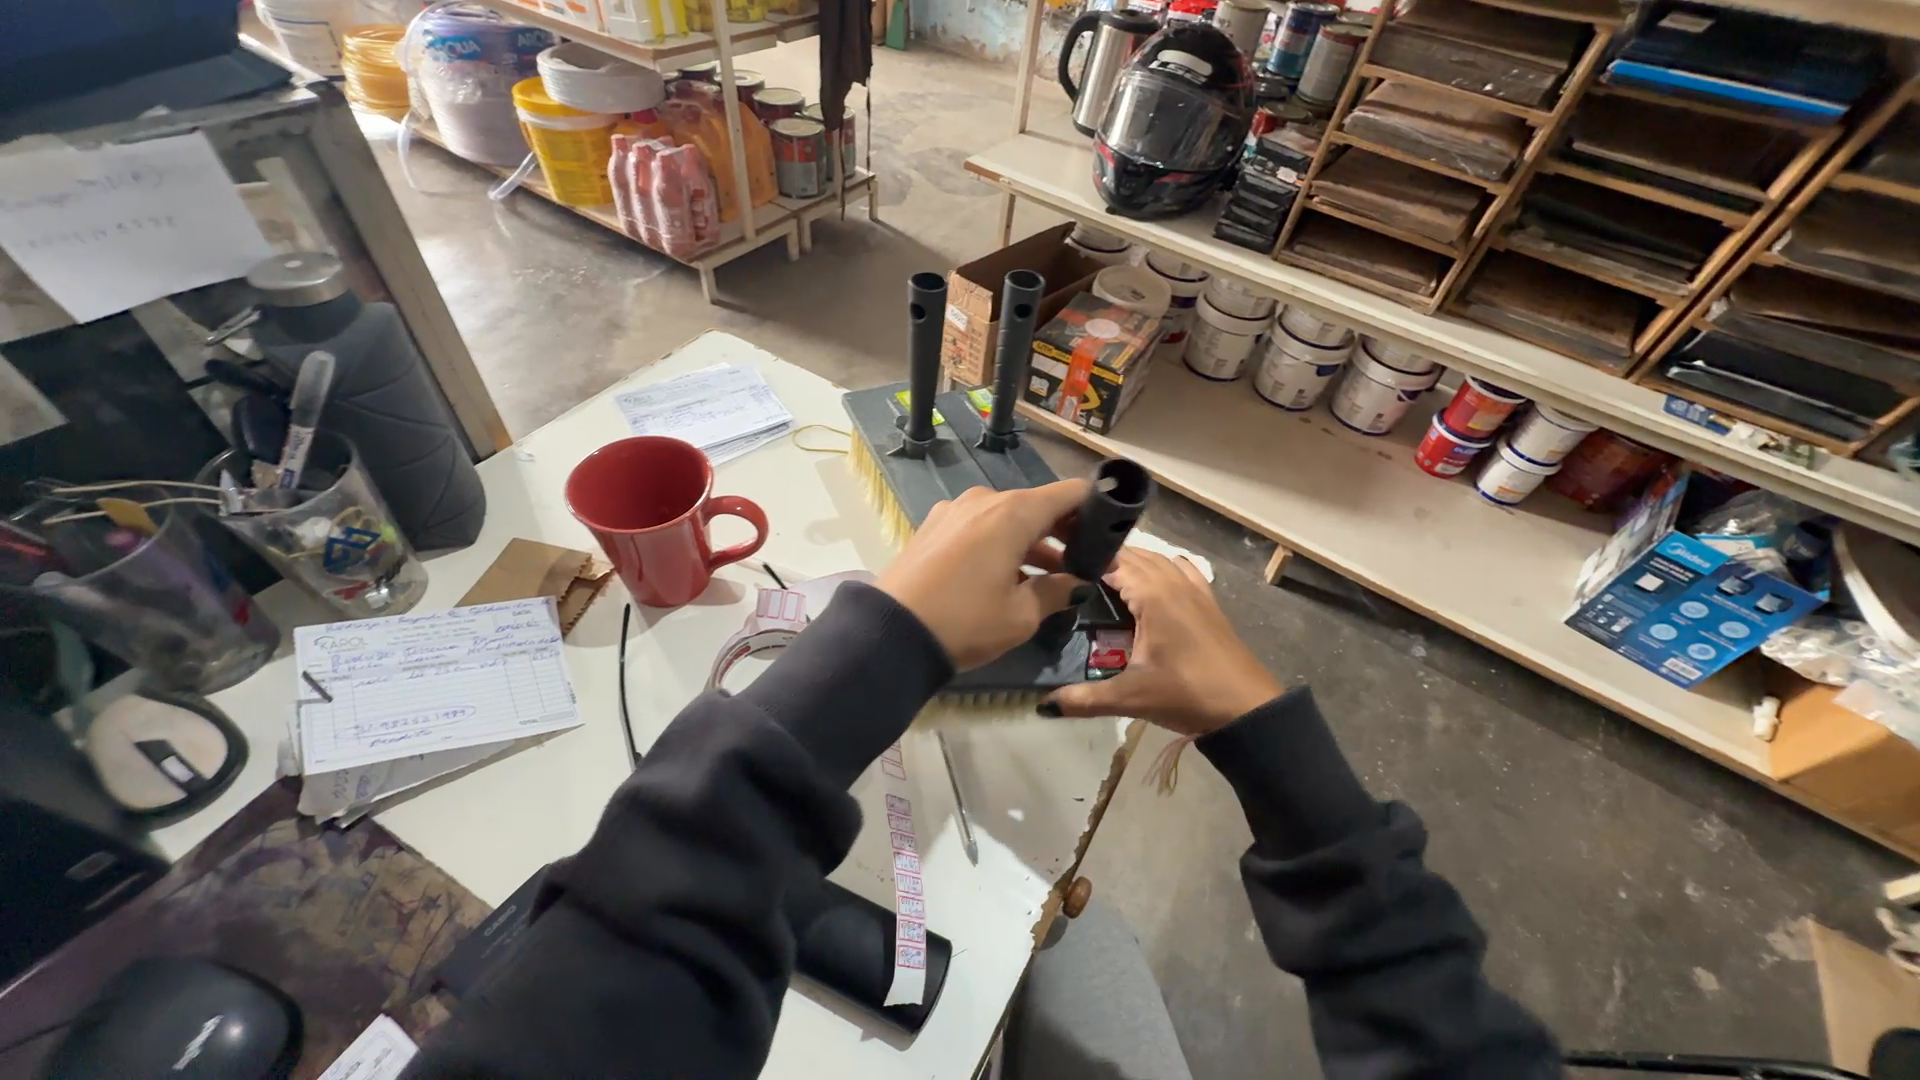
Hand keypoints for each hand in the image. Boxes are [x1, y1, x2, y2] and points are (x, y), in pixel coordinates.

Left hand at [877, 480, 1095, 670]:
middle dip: (1063, 532)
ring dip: (1031, 542)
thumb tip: (1078, 584)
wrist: (891, 633)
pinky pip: (979, 527)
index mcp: (1014, 513)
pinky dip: (1000, 544)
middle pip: (1037, 506)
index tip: (1109, 535)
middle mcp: (984, 500)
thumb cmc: (966, 621)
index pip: (1069, 493)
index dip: (1096, 510)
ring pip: (1006, 518)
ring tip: (1049, 577)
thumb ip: (1056, 592)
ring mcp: (954, 511)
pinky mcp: (934, 527)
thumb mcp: (1021, 615)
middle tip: (1083, 563)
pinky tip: (1007, 576)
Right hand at [1044, 548, 1280, 734]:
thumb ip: (1083, 698)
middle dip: (1104, 561)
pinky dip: (1162, 569)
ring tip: (1103, 581)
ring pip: (1158, 560)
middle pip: (1134, 556)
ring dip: (1132, 564)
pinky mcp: (1209, 602)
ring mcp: (1195, 589)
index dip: (1085, 561)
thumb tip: (1043, 704)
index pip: (1112, 560)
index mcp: (1153, 594)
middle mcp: (1174, 581)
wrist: (1248, 709)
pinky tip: (1151, 583)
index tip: (1057, 570)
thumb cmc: (1187, 695)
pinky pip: (1181, 570)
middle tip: (1072, 577)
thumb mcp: (1130, 698)